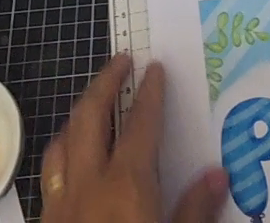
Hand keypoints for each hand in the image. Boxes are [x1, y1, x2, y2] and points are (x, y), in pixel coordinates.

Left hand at [41, 53, 229, 222]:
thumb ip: (195, 211)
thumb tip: (219, 173)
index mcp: (127, 184)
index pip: (141, 123)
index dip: (150, 92)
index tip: (155, 67)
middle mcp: (89, 185)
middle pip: (91, 117)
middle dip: (105, 83)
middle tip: (121, 61)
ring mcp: (61, 207)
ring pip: (62, 143)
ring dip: (79, 115)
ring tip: (92, 104)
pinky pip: (50, 177)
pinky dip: (62, 155)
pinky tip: (70, 164)